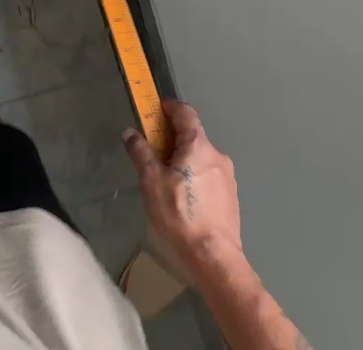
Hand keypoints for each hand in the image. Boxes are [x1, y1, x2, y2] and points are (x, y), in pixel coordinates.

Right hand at [124, 99, 241, 267]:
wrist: (214, 255)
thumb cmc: (179, 212)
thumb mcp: (151, 180)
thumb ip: (141, 152)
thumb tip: (132, 133)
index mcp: (198, 146)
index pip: (185, 113)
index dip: (168, 107)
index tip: (153, 110)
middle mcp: (217, 155)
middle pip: (192, 136)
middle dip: (171, 138)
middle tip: (152, 153)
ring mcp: (227, 177)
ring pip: (200, 157)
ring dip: (183, 159)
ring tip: (165, 180)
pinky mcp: (231, 196)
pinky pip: (208, 175)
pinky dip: (194, 175)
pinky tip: (183, 198)